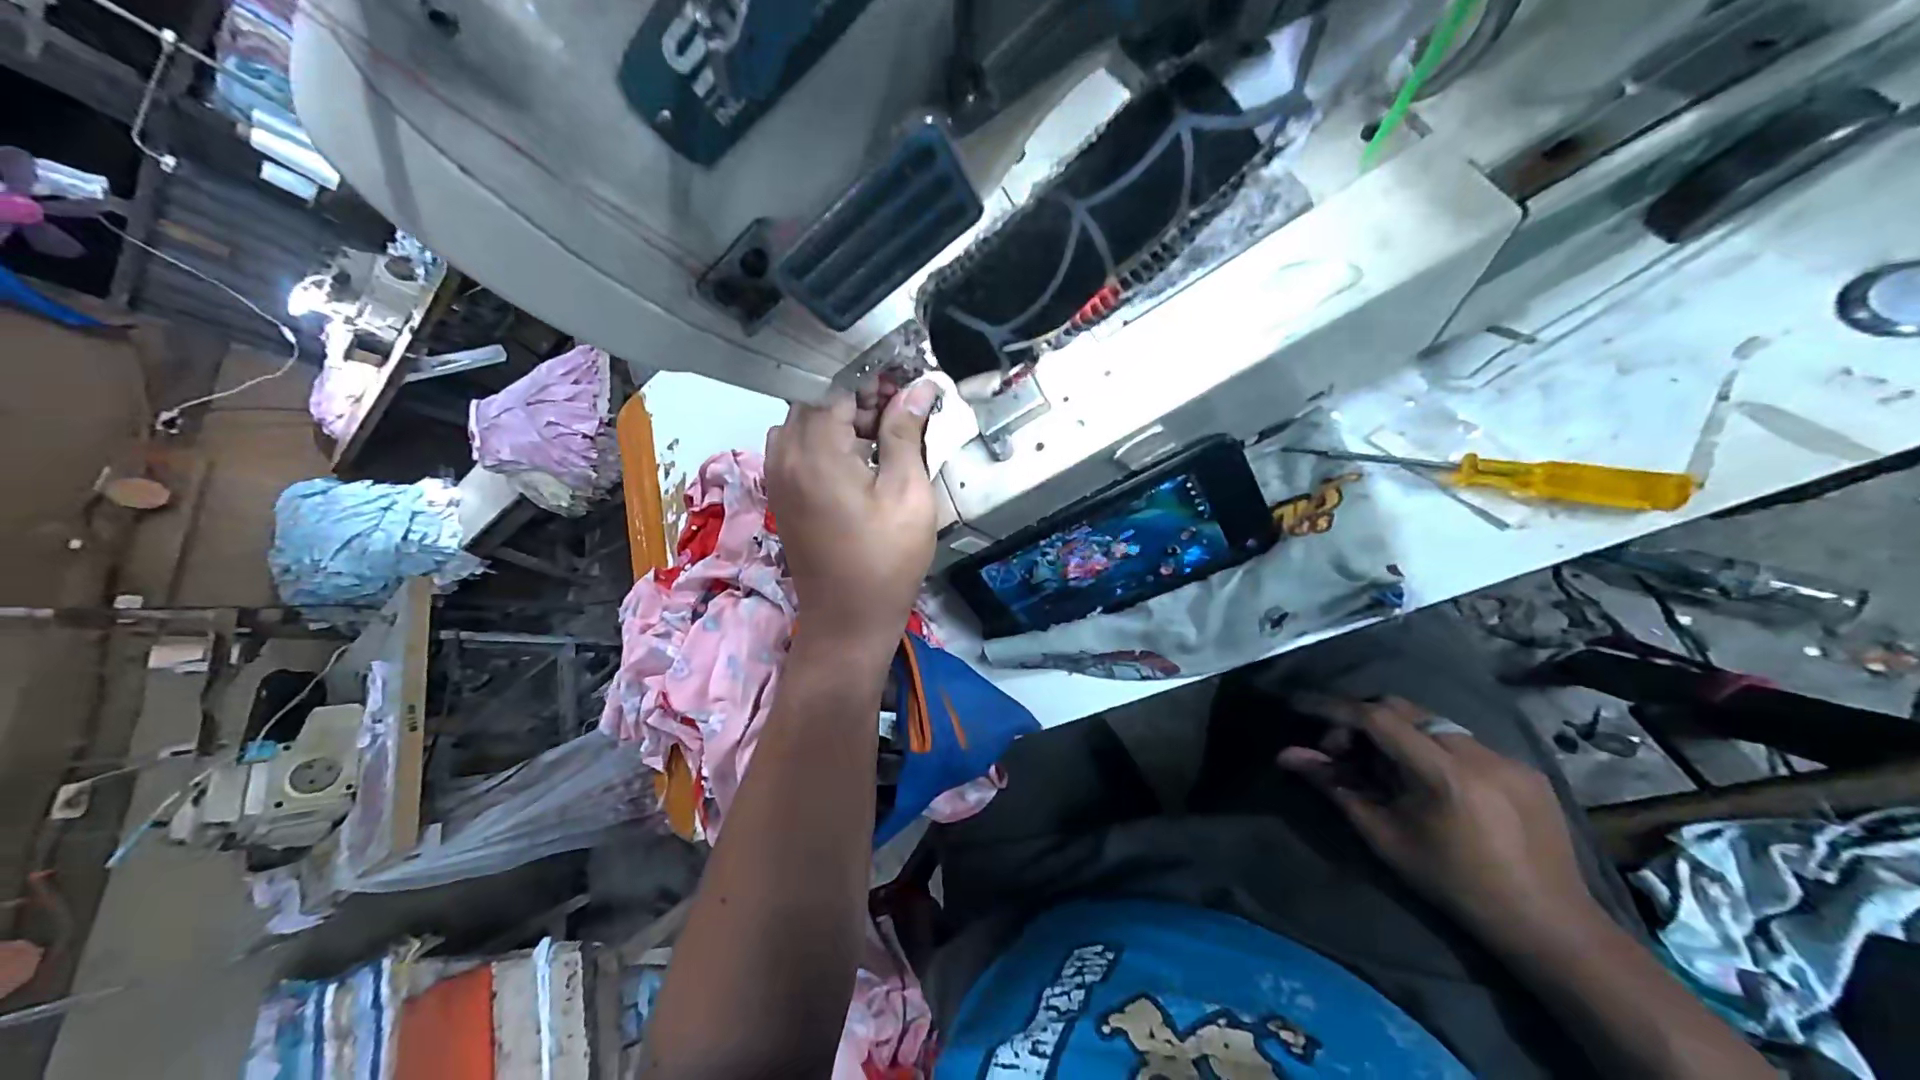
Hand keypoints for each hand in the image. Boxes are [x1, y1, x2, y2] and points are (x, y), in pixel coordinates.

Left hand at [766, 380, 940, 648]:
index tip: (909, 388)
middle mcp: (784, 454)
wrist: (848, 618)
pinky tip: (859, 458)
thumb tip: (919, 389)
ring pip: (806, 419)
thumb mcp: (907, 493)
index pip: (838, 384)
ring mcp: (776, 473)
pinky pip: (798, 444)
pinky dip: (826, 438)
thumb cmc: (886, 560)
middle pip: (817, 398)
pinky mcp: (780, 490)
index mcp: (815, 451)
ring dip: (842, 416)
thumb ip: (905, 433)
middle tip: (902, 413)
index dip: (875, 379)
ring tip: (883, 436)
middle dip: (860, 396)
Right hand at [1277, 695, 1594, 939]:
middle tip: (1341, 751)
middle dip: (1361, 719)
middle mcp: (1479, 754)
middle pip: (1402, 709)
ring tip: (1385, 770)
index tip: (1300, 705)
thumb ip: (1335, 788)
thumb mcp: (1384, 836)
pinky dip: (1432, 748)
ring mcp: (1508, 758)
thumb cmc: (1453, 884)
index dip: (1332, 708)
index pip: (1376, 718)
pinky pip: (1464, 741)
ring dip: (1397, 733)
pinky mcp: (1526, 768)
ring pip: (1433, 722)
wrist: (1547, 923)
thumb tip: (1287, 756)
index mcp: (1444, 774)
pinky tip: (1430, 783)